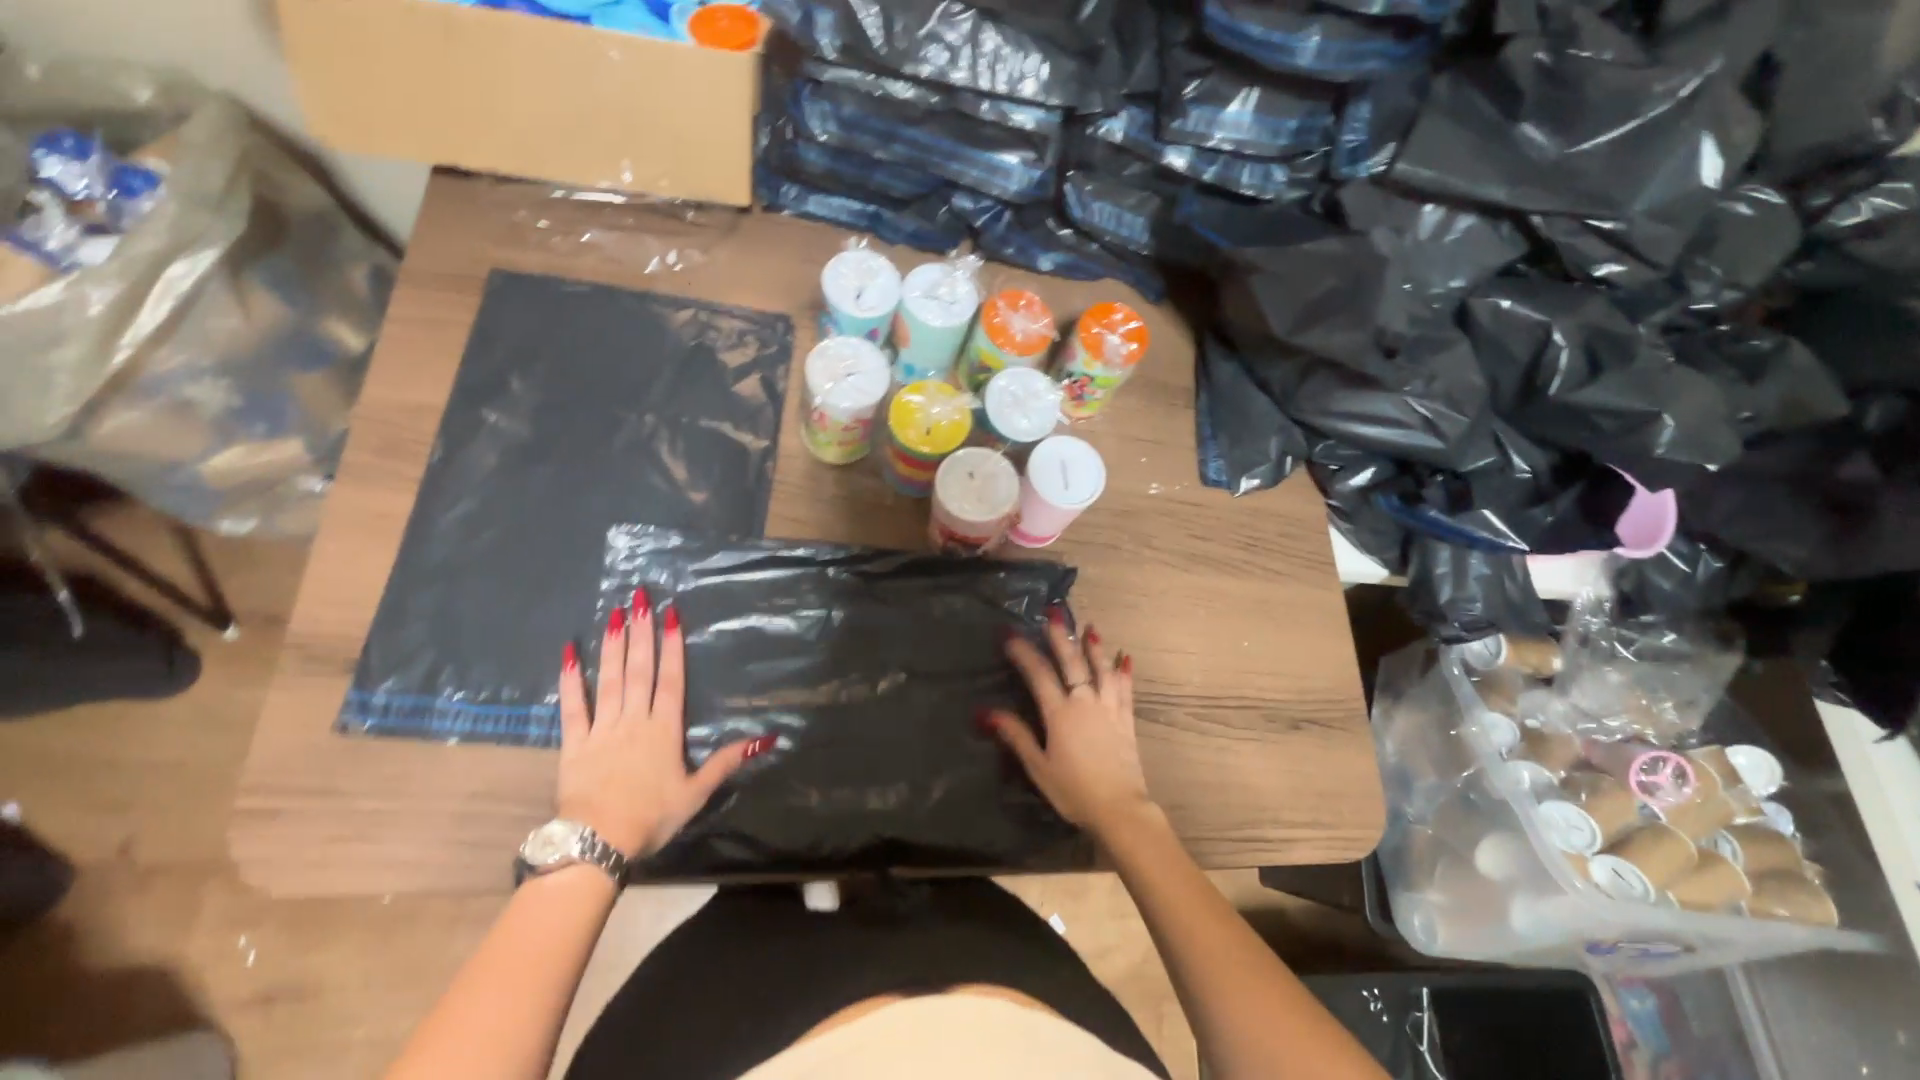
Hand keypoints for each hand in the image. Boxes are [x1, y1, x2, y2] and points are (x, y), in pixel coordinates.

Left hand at [555, 592, 772, 857]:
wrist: (598, 839)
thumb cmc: (652, 817)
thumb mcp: (696, 793)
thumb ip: (725, 762)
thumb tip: (765, 738)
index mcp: (664, 730)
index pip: (670, 681)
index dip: (671, 647)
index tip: (670, 614)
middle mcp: (634, 720)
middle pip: (639, 670)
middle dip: (641, 633)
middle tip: (640, 599)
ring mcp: (602, 728)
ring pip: (609, 679)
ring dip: (612, 645)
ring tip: (614, 613)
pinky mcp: (574, 742)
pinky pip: (573, 705)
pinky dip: (571, 679)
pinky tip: (569, 653)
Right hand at [985, 604, 1153, 837]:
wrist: (1119, 808)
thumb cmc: (1073, 791)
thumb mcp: (1038, 767)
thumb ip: (1016, 736)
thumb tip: (988, 712)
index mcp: (1060, 714)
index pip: (1039, 675)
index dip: (1024, 653)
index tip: (1010, 635)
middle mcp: (1085, 703)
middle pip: (1072, 663)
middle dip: (1061, 637)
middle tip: (1053, 614)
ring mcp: (1109, 709)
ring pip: (1101, 670)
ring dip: (1094, 647)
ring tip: (1090, 627)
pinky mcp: (1126, 720)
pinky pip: (1125, 689)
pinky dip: (1123, 672)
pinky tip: (1124, 659)